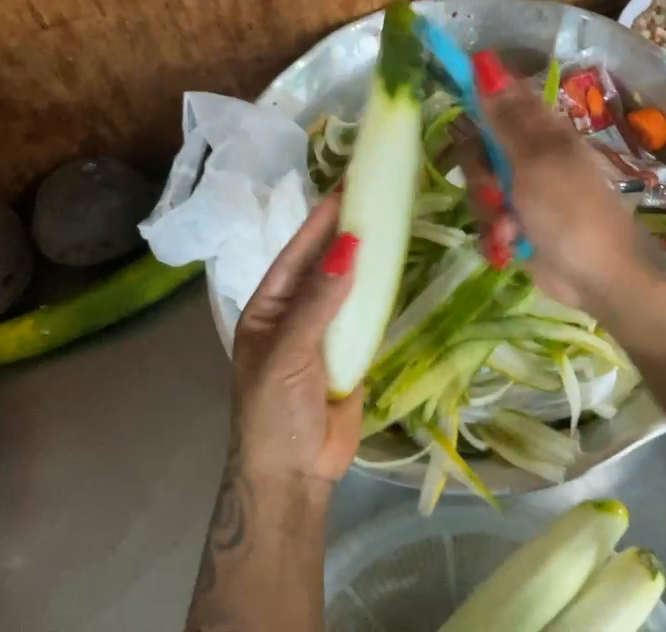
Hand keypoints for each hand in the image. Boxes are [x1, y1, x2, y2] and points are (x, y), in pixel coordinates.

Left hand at [229, 196, 364, 485]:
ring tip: (391, 219)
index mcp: (269, 307)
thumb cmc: (274, 412)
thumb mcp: (289, 353)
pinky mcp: (352, 353)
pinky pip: (367, 315)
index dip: (320, 222)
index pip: (296, 254)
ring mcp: (325, 333)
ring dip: (366, 259)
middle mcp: (296, 313)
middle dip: (345, 232)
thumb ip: (319, 301)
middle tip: (374, 193)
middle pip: (324, 265)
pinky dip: (380, 293)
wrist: (293, 477)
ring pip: (348, 287)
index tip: (344, 188)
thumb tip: (349, 246)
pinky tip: (397, 267)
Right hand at [463, 52, 661, 320]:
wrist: (598, 278)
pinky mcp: (515, 225)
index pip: (500, 97)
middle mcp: (529, 156)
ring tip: (507, 229)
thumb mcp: (534, 159)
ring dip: (486, 211)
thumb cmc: (572, 211)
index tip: (455, 108)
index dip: (475, 96)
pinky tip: (507, 248)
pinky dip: (492, 236)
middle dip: (478, 174)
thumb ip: (504, 117)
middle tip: (493, 192)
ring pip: (477, 187)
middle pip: (478, 147)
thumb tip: (485, 65)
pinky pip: (485, 220)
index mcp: (542, 131)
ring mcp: (522, 192)